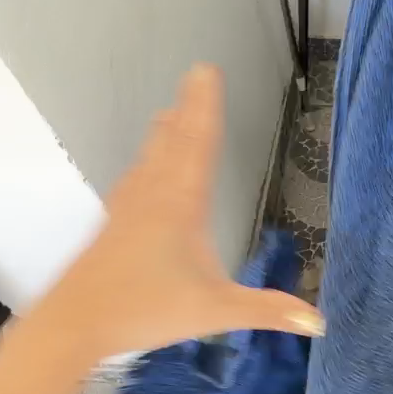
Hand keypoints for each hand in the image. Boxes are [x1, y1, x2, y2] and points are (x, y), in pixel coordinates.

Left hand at [32, 64, 323, 359]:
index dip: (205, 105)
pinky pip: (135, 179)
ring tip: (170, 112)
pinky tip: (142, 172)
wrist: (72, 323)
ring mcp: (127, 207)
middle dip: (188, 107)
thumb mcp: (215, 311)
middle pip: (174, 140)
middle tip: (195, 75)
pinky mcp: (111, 224)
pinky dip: (146, 162)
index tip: (206, 70)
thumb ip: (267, 312)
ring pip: (150, 158)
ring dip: (165, 132)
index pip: (198, 141)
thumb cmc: (146, 309)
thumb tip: (320, 323)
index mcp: (182, 202)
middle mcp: (153, 193)